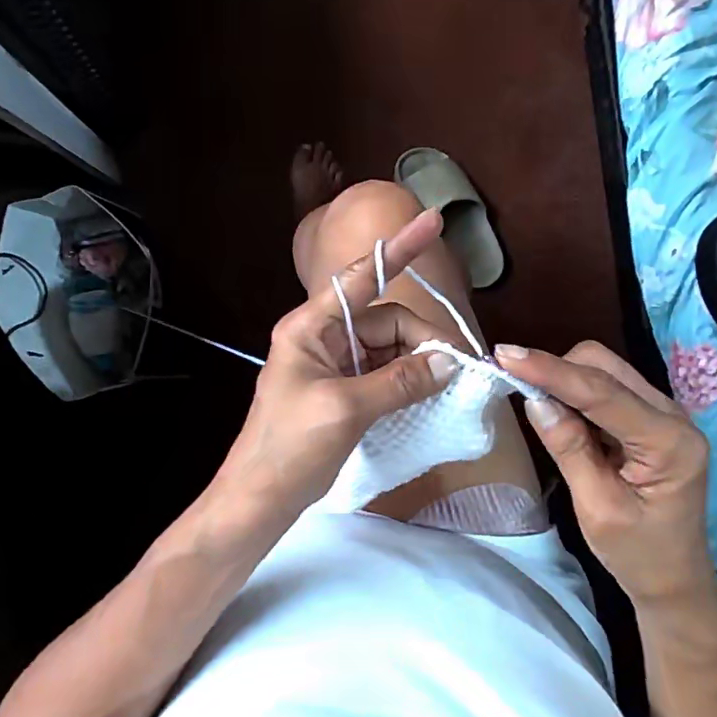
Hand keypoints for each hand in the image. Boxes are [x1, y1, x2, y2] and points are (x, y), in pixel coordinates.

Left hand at [217, 209, 457, 513]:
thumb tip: (449, 362)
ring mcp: (331, 365)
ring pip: (387, 348)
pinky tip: (426, 394)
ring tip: (445, 385)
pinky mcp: (340, 391)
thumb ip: (399, 381)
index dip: (398, 249)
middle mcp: (321, 337)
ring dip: (417, 362)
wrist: (261, 496)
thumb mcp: (347, 409)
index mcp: (310, 327)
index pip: (361, 278)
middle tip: (455, 368)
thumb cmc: (291, 446)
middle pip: (384, 320)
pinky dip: (405, 380)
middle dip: (421, 337)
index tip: (432, 220)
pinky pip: (381, 373)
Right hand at [494, 341, 714, 605]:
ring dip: (562, 378)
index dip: (550, 370)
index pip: (601, 392)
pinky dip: (573, 392)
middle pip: (604, 366)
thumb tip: (534, 400)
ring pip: (603, 369)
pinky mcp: (648, 418)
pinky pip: (604, 387)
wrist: (674, 579)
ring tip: (533, 401)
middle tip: (514, 385)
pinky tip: (556, 412)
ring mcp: (663, 414)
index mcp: (669, 442)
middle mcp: (673, 416)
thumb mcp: (596, 507)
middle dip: (556, 369)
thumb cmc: (637, 553)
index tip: (505, 354)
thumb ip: (568, 449)